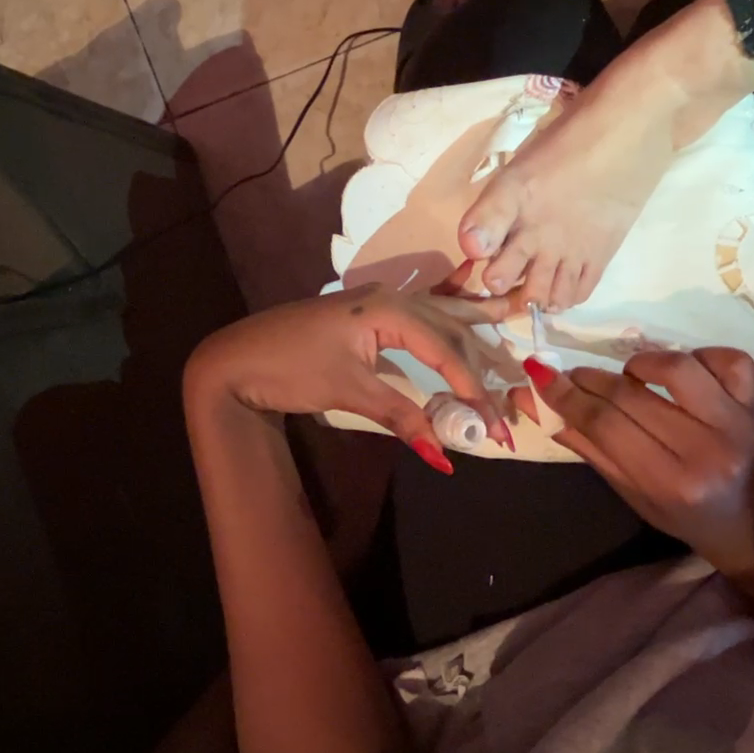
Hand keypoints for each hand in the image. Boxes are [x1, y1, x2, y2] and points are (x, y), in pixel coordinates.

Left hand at [186, 281, 513, 472]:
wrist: (234, 358)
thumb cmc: (288, 368)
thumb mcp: (347, 391)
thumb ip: (400, 415)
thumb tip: (444, 455)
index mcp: (390, 308)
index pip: (447, 349)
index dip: (475, 389)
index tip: (497, 425)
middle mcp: (392, 296)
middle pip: (452, 328)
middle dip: (484, 363)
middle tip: (518, 395)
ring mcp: (380, 302)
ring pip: (439, 314)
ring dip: (473, 327)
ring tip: (511, 317)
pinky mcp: (369, 314)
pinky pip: (421, 317)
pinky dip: (446, 323)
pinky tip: (462, 318)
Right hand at [523, 347, 753, 573]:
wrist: (743, 515)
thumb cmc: (675, 509)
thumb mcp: (623, 487)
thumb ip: (580, 441)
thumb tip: (528, 398)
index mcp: (669, 481)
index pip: (605, 425)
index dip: (566, 396)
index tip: (539, 374)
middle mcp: (706, 450)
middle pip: (631, 396)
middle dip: (591, 379)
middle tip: (573, 375)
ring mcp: (737, 422)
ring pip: (677, 367)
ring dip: (642, 364)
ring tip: (632, 378)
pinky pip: (725, 357)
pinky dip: (699, 356)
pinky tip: (682, 375)